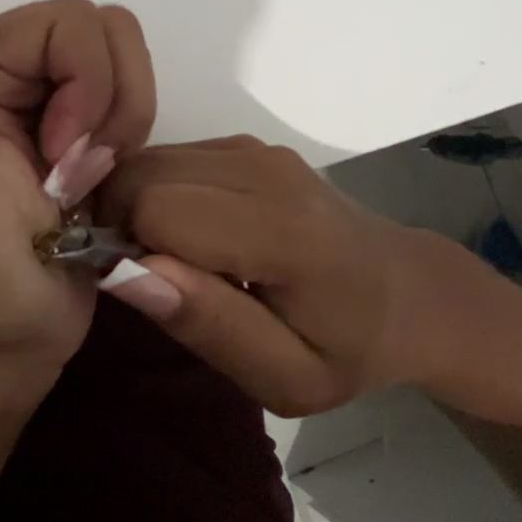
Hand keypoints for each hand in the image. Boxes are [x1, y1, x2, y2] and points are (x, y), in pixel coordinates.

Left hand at [0, 0, 154, 372]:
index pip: (65, 19)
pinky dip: (133, 143)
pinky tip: (100, 189)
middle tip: (72, 175)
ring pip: (130, 58)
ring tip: (85, 185)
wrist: (12, 339)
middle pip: (104, 32)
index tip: (57, 154)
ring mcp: (61, 98)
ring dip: (121, 128)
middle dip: (104, 109)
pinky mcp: (96, 130)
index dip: (82, 80)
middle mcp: (18, 69)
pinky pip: (142, 97)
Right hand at [101, 136, 440, 416]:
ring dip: (131, 206)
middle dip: (120, 224)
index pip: (157, 211)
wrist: (401, 291)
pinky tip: (182, 230)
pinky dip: (150, 190)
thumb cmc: (346, 348)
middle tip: (151, 275)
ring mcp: (252, 148)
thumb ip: (209, 326)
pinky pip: (162, 156)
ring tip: (168, 256)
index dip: (130, 250)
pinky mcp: (240, 142)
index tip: (145, 289)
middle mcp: (264, 171)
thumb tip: (122, 272)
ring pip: (143, 161)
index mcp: (284, 233)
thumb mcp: (288, 378)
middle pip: (139, 176)